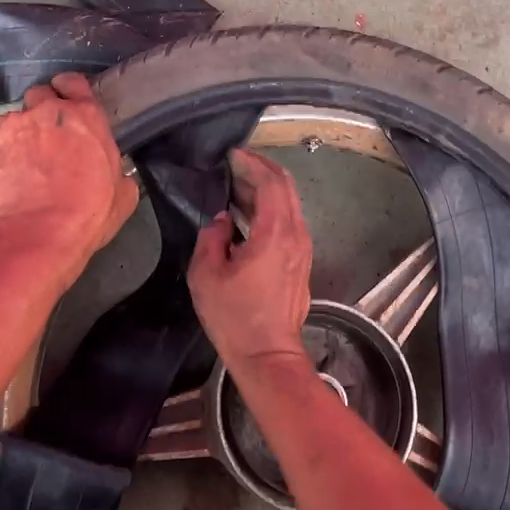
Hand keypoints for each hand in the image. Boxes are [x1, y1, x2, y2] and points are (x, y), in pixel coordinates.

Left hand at [0, 74, 138, 283]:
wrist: (42, 232)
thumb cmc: (90, 211)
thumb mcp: (123, 193)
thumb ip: (118, 173)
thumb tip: (118, 175)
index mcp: (85, 116)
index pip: (73, 82)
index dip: (68, 88)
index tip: (66, 96)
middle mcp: (46, 113)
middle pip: (38, 95)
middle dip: (41, 110)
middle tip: (47, 134)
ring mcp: (12, 130)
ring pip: (10, 119)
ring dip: (16, 133)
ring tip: (22, 158)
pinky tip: (1, 172)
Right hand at [187, 149, 312, 371]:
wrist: (268, 355)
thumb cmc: (234, 317)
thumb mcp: (206, 275)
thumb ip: (211, 238)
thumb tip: (222, 221)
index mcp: (275, 233)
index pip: (270, 183)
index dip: (252, 164)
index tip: (233, 155)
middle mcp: (296, 235)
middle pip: (286, 188)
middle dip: (262, 170)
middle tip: (236, 164)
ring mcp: (302, 249)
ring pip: (290, 205)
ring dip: (266, 190)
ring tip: (237, 186)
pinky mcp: (301, 262)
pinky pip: (289, 222)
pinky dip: (270, 209)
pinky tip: (248, 216)